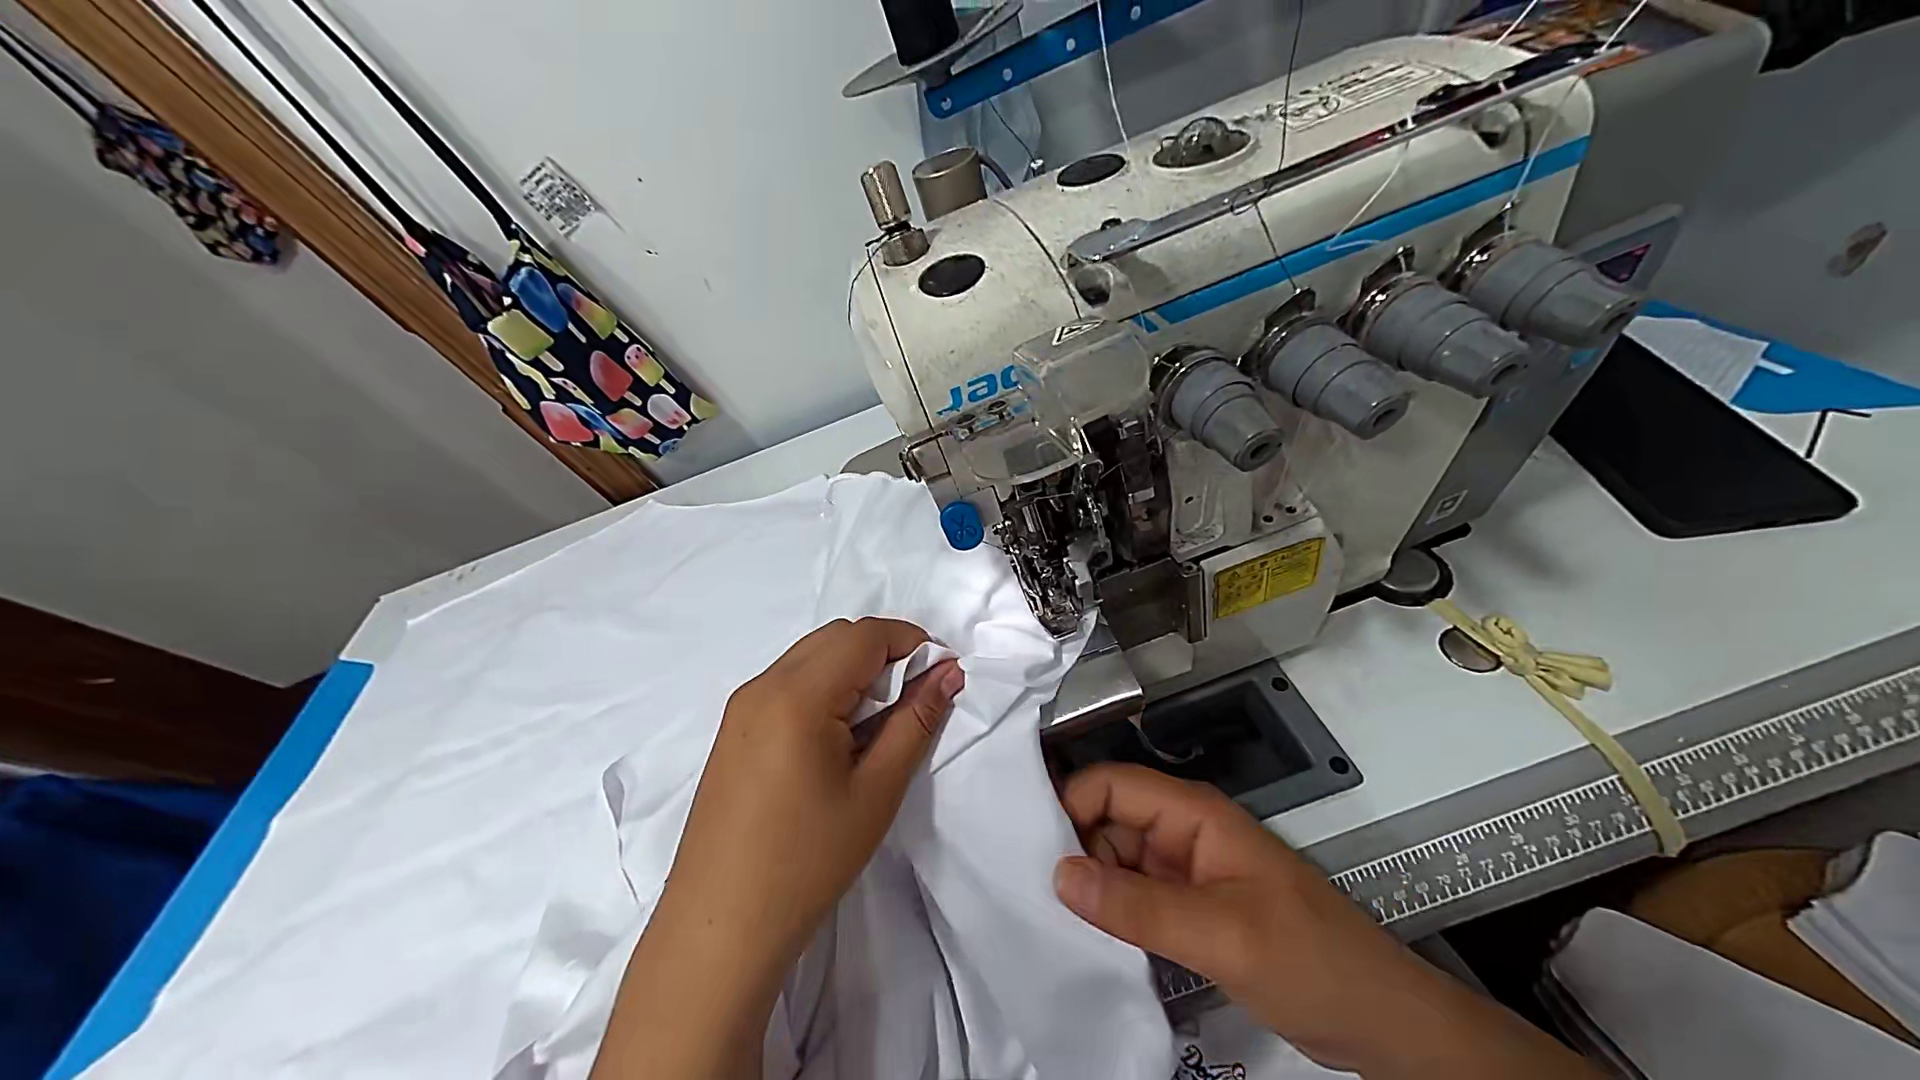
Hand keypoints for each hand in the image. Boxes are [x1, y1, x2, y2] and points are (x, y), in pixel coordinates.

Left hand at [593, 618, 962, 1079]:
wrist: (721, 927)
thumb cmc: (808, 861)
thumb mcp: (877, 790)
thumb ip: (915, 721)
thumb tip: (948, 673)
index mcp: (797, 695)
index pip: (864, 635)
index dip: (910, 642)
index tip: (942, 672)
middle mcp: (763, 686)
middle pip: (836, 637)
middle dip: (884, 651)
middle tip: (917, 696)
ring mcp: (741, 706)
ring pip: (811, 655)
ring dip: (854, 668)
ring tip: (882, 719)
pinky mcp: (734, 729)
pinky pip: (788, 681)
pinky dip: (825, 686)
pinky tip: (840, 734)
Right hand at [1053, 764, 1602, 1078]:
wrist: (1384, 1023)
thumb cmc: (1312, 962)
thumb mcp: (1223, 935)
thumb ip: (1137, 905)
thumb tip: (1057, 875)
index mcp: (1193, 814)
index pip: (1110, 785)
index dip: (1068, 806)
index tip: (1028, 850)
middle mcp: (1183, 831)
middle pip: (1106, 819)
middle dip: (1070, 848)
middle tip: (1032, 894)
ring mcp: (1185, 870)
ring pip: (1115, 858)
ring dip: (1087, 883)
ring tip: (1050, 919)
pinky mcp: (1189, 906)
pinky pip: (1133, 894)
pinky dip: (1108, 909)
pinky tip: (1086, 936)